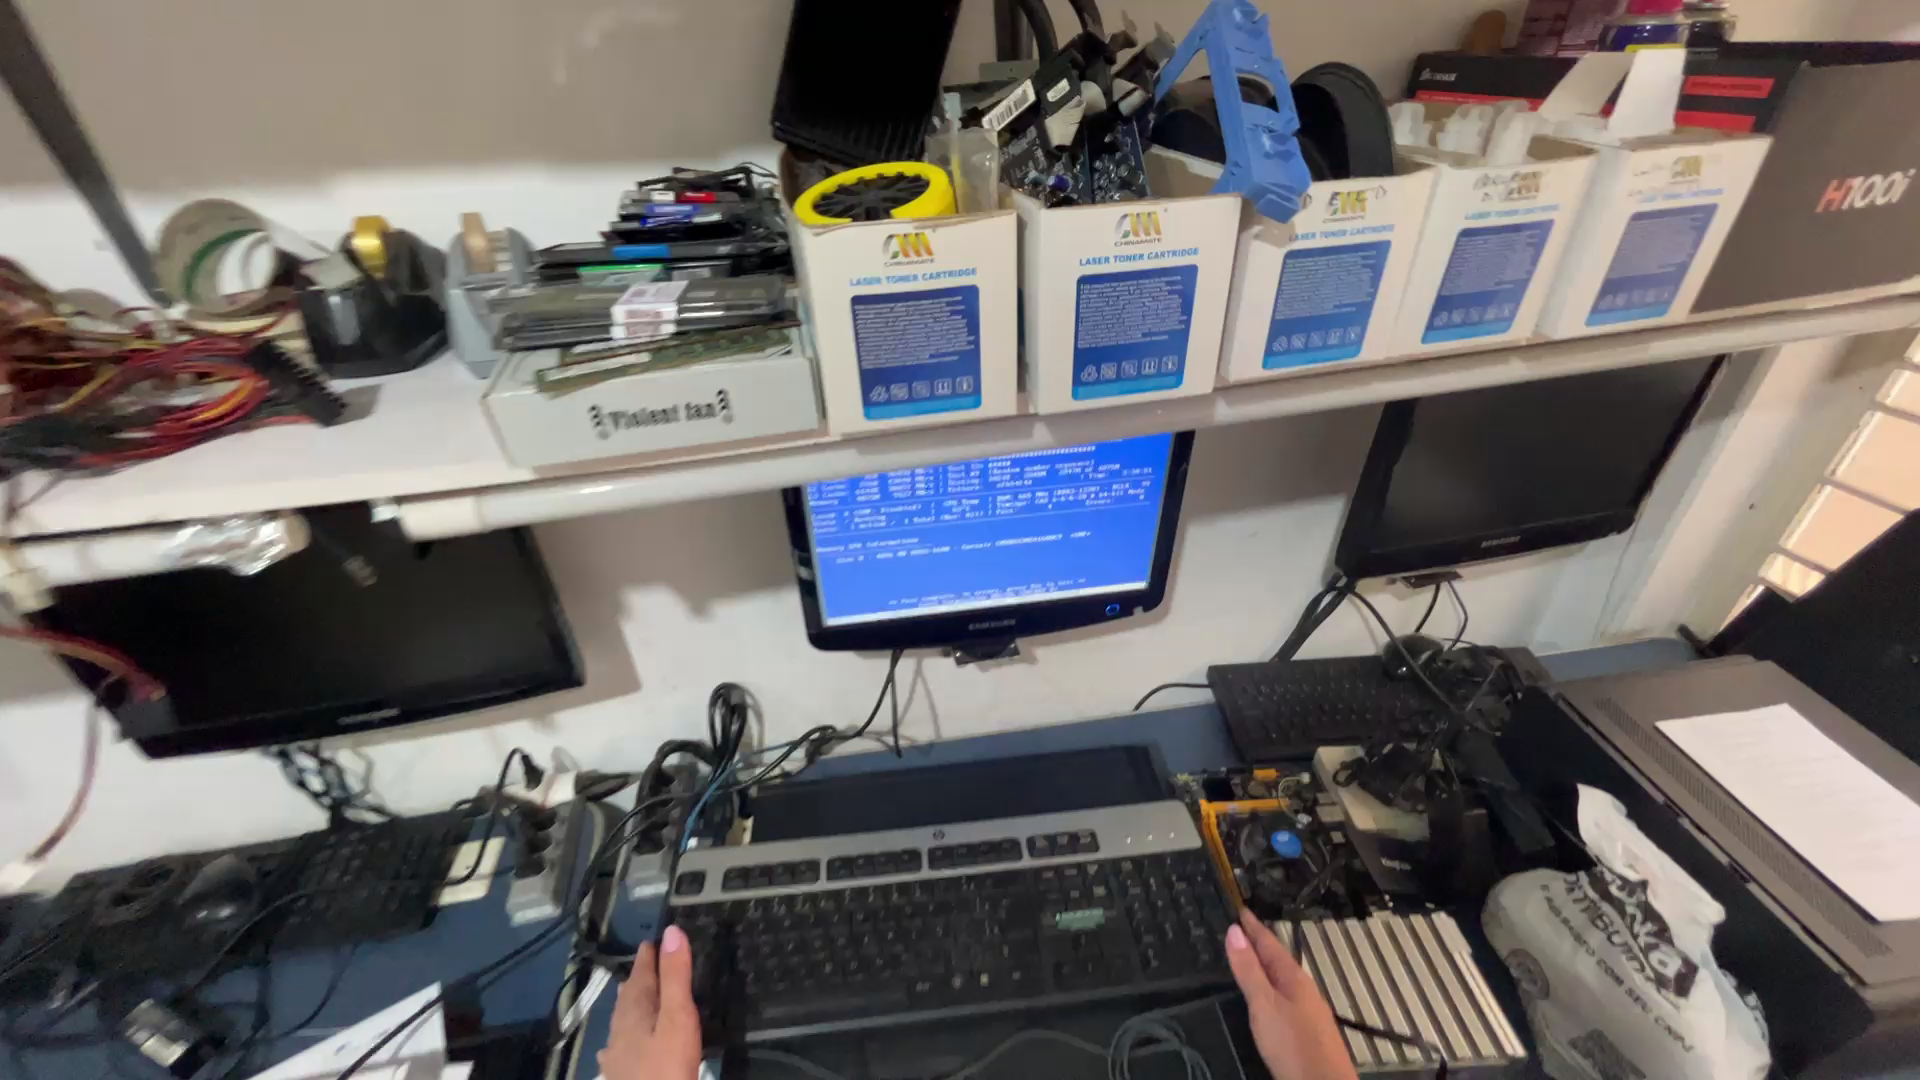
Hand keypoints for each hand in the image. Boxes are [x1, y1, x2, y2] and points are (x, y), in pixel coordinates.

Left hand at [597, 924, 701, 1079]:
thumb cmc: (667, 1069)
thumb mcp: (678, 1016)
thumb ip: (675, 975)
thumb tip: (671, 931)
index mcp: (634, 1012)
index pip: (640, 975)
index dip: (648, 956)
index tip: (653, 939)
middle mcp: (620, 1032)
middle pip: (628, 998)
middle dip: (639, 979)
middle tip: (646, 962)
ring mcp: (619, 1059)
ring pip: (622, 1022)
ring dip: (631, 1005)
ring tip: (633, 994)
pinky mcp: (624, 1078)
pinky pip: (622, 1046)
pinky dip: (626, 1035)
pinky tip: (618, 1048)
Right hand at [1224, 909, 1357, 1079]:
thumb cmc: (1293, 1046)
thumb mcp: (1263, 1005)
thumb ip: (1248, 970)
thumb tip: (1234, 930)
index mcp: (1293, 978)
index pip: (1270, 943)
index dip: (1253, 926)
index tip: (1240, 909)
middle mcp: (1304, 990)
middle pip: (1278, 959)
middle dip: (1259, 944)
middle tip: (1240, 930)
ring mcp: (1309, 1012)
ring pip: (1283, 979)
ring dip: (1265, 966)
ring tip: (1249, 958)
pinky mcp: (1309, 1032)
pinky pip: (1285, 996)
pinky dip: (1271, 987)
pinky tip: (1266, 998)